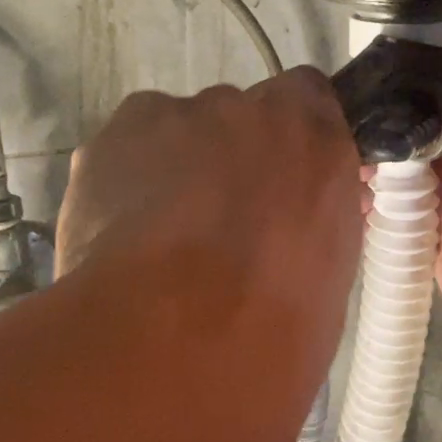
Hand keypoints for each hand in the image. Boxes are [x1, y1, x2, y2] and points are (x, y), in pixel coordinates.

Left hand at [56, 69, 363, 400]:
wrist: (173, 342)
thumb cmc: (275, 325)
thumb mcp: (330, 274)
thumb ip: (320, 220)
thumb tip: (305, 223)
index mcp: (315, 136)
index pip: (309, 99)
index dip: (294, 139)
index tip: (288, 182)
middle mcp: (248, 109)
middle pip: (242, 116)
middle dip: (237, 157)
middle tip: (226, 224)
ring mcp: (175, 116)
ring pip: (181, 130)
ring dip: (181, 167)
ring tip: (163, 238)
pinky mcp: (110, 138)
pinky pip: (128, 147)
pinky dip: (128, 178)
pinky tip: (123, 235)